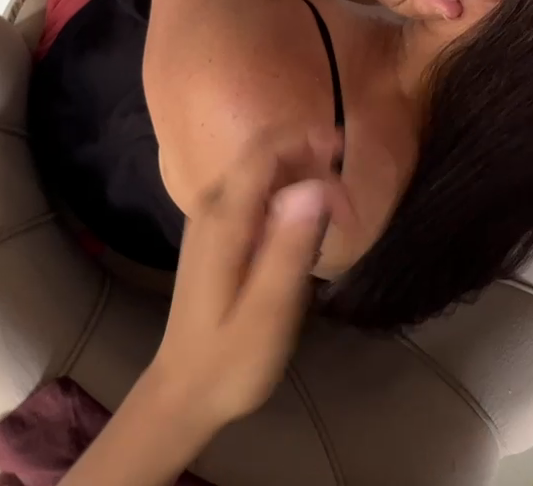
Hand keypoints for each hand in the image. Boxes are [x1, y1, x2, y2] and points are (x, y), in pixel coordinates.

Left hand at [141, 158, 329, 432]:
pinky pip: (256, 195)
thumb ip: (289, 248)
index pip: (265, 152)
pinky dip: (287, 200)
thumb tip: (315, 188)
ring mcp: (211, 219)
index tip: (346, 156)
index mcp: (224, 219)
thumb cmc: (231, 362)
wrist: (185, 391)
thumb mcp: (268, 314)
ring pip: (262, 174)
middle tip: (346, 208)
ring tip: (332, 224)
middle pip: (265, 156)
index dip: (307, 141)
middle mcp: (212, 207)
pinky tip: (304, 238)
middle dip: (310, 162)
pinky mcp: (217, 233)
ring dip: (302, 181)